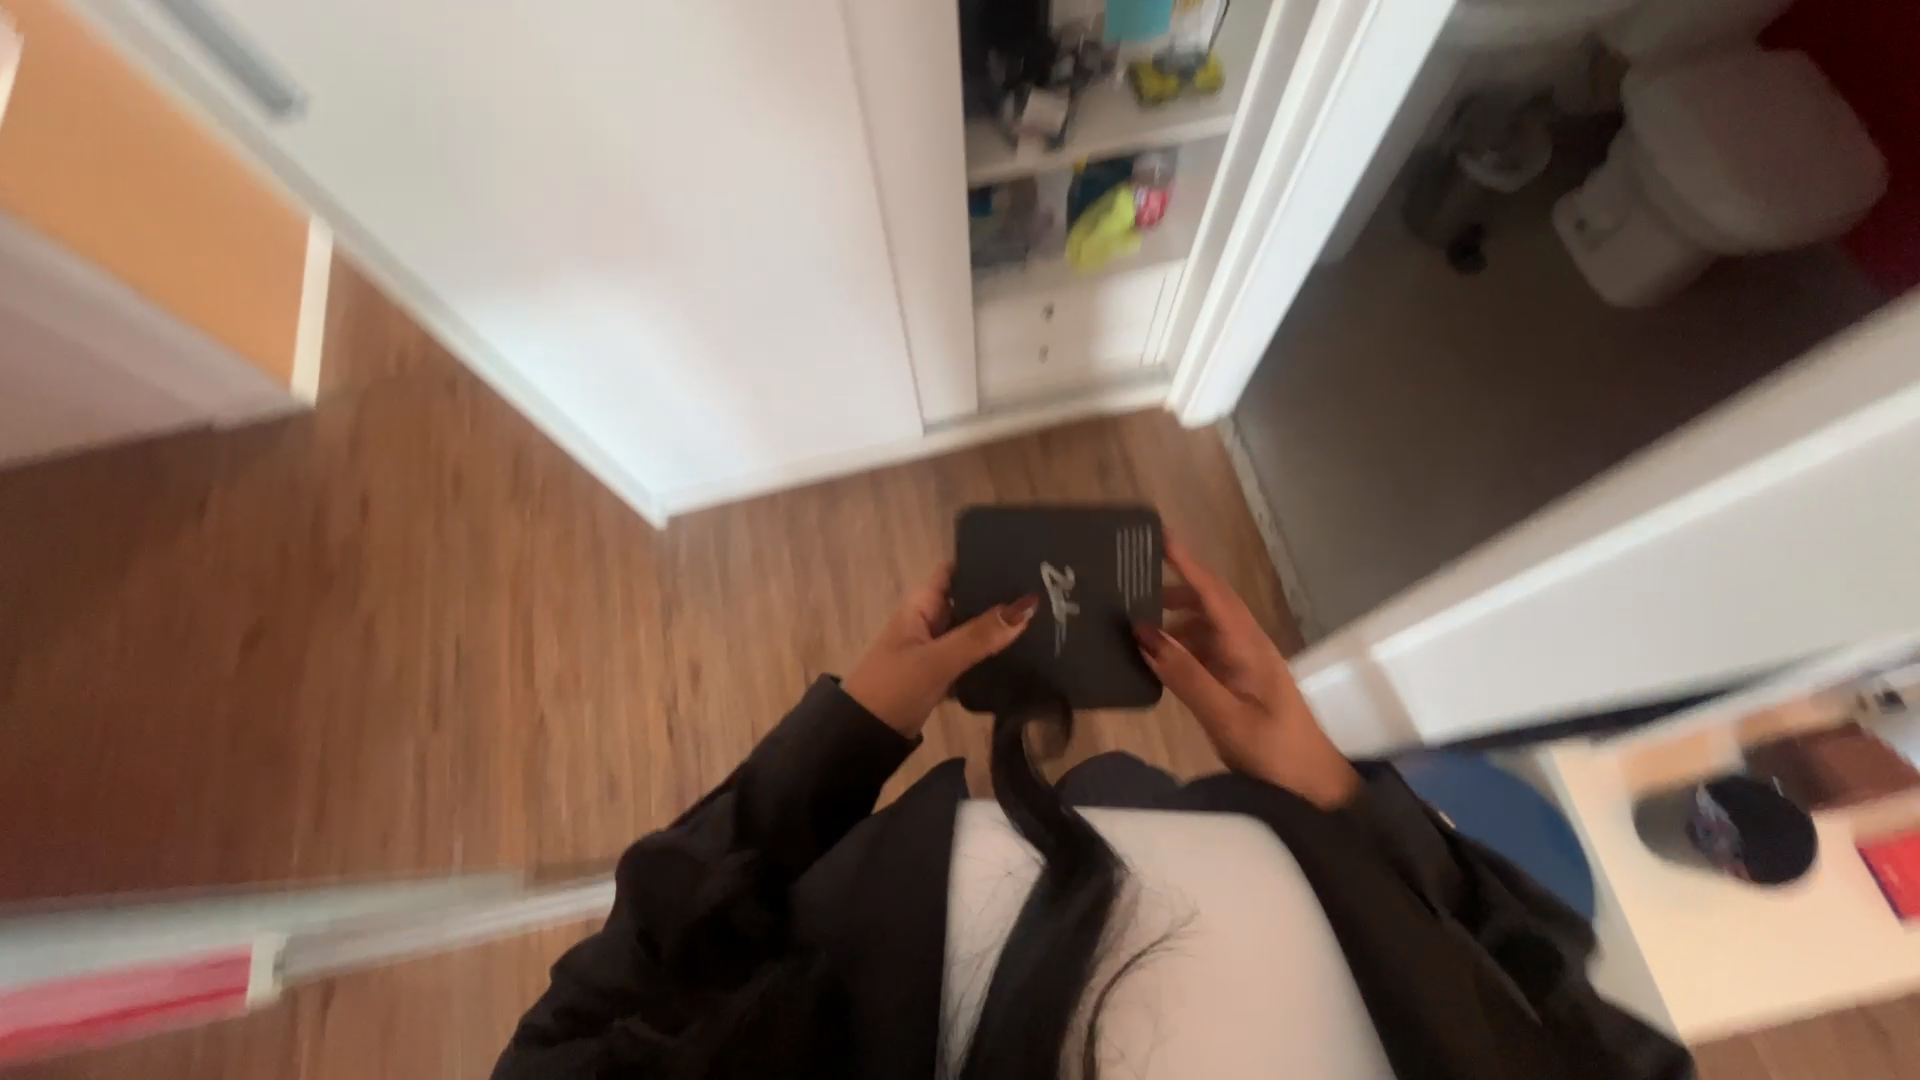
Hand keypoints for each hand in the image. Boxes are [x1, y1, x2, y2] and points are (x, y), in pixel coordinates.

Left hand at [843, 562, 1038, 736]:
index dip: (984, 560)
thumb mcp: (938, 659)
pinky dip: (990, 655)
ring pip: (972, 629)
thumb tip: (1028, 606)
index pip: (956, 570)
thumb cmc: (894, 687)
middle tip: (1047, 590)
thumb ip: (981, 635)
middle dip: (1000, 596)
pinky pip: (970, 656)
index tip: (1024, 557)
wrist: (863, 737)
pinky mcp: (940, 673)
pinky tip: (1023, 655)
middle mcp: (929, 619)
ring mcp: (934, 647)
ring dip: (998, 627)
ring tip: (1045, 618)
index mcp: (921, 604)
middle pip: (969, 598)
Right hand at [1135, 540, 1359, 809]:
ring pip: (1206, 626)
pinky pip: (1205, 650)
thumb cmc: (1274, 753)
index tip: (1160, 538)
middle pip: (1211, 603)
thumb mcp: (1226, 716)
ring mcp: (1245, 664)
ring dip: (1175, 619)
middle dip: (1175, 588)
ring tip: (1136, 624)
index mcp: (1250, 647)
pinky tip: (1158, 659)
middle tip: (1132, 586)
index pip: (1215, 594)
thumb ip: (1185, 674)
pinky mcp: (1239, 682)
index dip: (1188, 564)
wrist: (1313, 791)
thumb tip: (1144, 632)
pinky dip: (1180, 646)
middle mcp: (1248, 646)